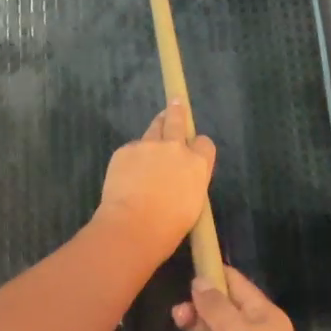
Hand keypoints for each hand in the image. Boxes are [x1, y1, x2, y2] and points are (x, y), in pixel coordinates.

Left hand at [92, 102, 216, 259]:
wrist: (132, 226)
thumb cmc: (168, 228)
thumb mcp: (192, 206)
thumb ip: (189, 182)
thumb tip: (181, 177)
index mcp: (197, 164)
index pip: (205, 143)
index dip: (199, 146)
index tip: (193, 150)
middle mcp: (175, 147)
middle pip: (177, 119)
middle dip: (177, 110)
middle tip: (176, 102)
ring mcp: (148, 145)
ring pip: (153, 129)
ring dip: (155, 131)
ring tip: (152, 138)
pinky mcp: (125, 149)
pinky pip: (132, 148)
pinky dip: (133, 157)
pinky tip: (128, 174)